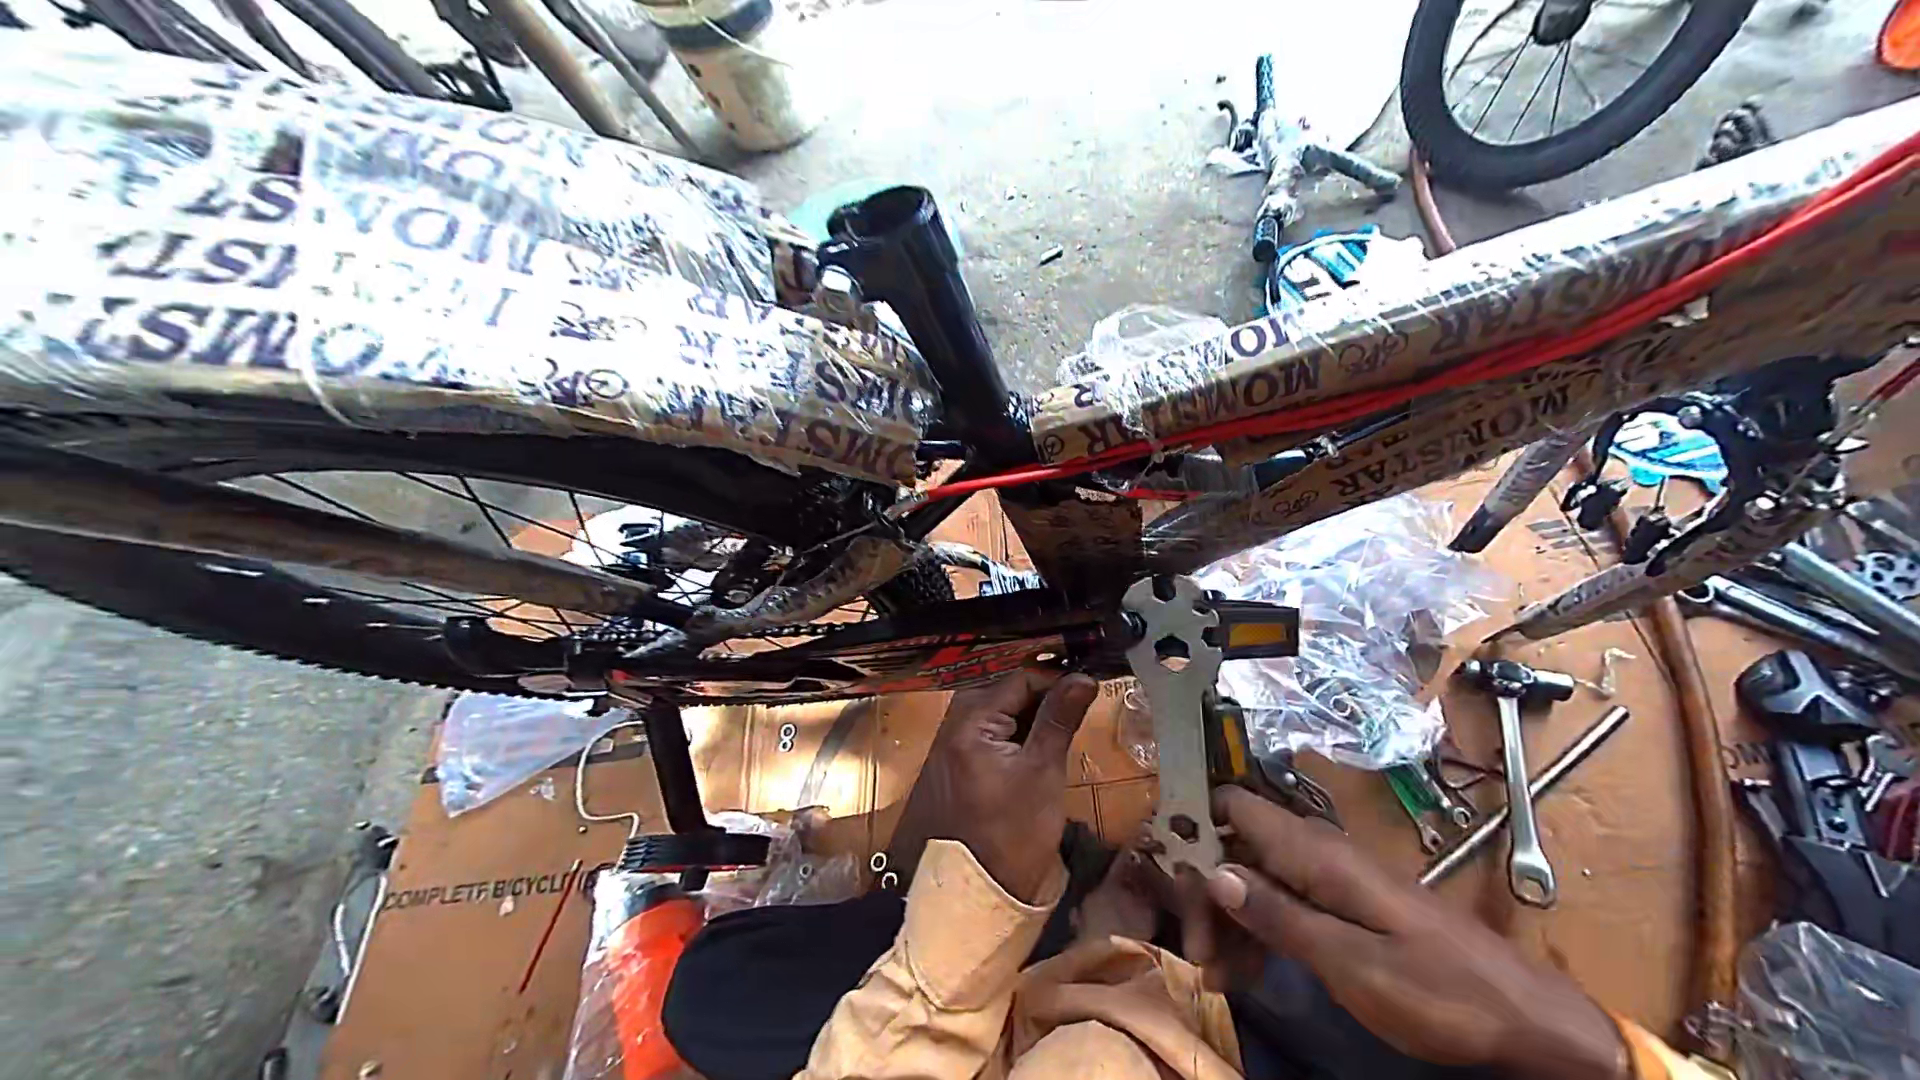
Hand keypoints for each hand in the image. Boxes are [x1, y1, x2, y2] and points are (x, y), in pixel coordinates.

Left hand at [886, 670, 1097, 902]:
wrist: (983, 894)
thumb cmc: (1015, 832)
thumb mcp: (1043, 770)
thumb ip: (1060, 718)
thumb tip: (1084, 677)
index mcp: (970, 724)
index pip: (1017, 681)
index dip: (1055, 678)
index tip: (1089, 683)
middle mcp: (956, 728)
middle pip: (1007, 695)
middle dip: (1045, 695)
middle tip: (1084, 699)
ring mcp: (957, 749)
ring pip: (1002, 715)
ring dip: (1035, 715)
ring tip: (1072, 717)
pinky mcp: (964, 768)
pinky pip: (994, 737)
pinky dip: (1021, 735)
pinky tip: (1046, 741)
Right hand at [1187, 787, 1630, 1079]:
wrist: (1527, 1019)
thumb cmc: (1437, 989)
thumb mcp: (1351, 963)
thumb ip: (1278, 914)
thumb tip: (1213, 872)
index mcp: (1312, 850)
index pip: (1232, 804)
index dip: (1192, 823)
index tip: (1168, 870)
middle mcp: (1312, 849)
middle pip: (1233, 844)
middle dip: (1205, 889)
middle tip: (1198, 949)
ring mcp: (1324, 874)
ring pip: (1250, 875)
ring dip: (1227, 917)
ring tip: (1217, 971)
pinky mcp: (1336, 900)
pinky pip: (1278, 900)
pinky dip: (1256, 929)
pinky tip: (1245, 969)